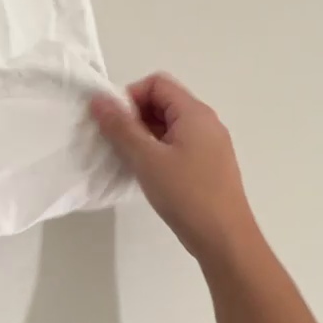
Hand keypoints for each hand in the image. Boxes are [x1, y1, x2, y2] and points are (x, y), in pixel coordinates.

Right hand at [89, 74, 262, 264]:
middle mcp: (206, 122)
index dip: (130, 97)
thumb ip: (120, 126)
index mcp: (194, 113)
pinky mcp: (207, 164)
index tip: (114, 124)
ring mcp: (209, 144)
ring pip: (168, 124)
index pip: (156, 83)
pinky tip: (147, 172)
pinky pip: (176, 143)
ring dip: (143, 134)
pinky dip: (156, 149)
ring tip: (129, 159)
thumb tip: (98, 99)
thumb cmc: (185, 193)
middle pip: (162, 101)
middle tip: (117, 142)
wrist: (224, 238)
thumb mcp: (146, 158)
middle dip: (134, 116)